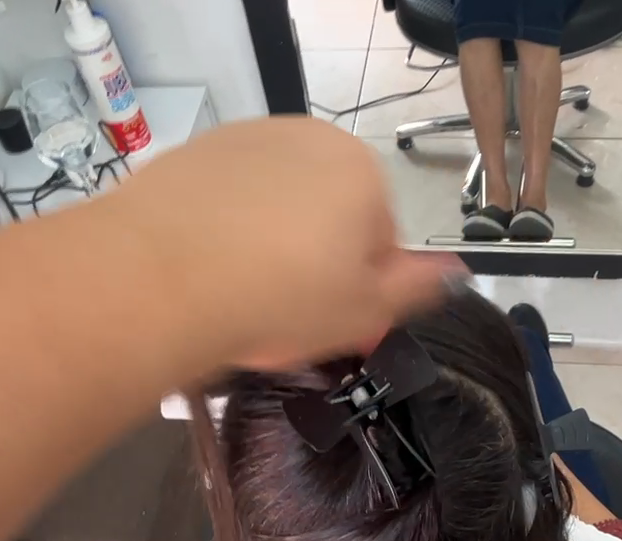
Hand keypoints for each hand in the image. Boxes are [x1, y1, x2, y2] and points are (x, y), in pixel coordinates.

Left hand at [103, 117, 464, 376]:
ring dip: (273, 248)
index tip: (331, 320)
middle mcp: (311, 139)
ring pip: (280, 209)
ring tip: (246, 296)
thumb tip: (459, 272)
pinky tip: (213, 271)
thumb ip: (418, 290)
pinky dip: (230, 232)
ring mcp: (249, 140)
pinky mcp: (196, 154)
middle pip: (331, 217)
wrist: (162, 278)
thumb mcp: (366, 311)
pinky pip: (231, 202)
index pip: (381, 242)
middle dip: (316, 264)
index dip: (359, 291)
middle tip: (287, 314)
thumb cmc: (280, 298)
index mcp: (363, 175)